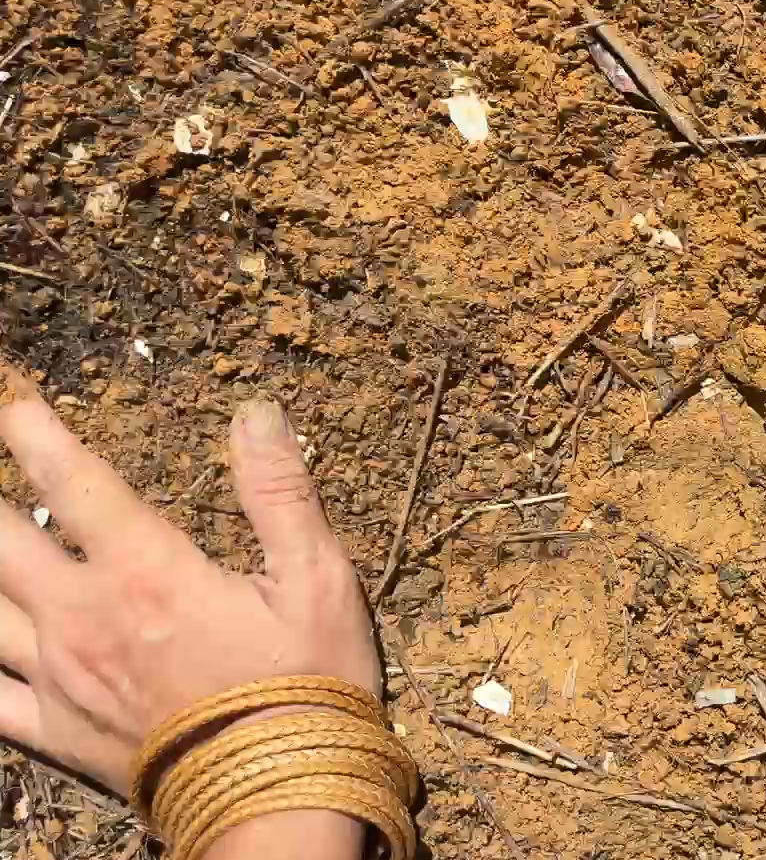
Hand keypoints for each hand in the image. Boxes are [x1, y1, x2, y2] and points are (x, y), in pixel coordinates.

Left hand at [0, 368, 376, 799]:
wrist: (277, 780)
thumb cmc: (309, 667)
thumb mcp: (318, 573)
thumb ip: (280, 492)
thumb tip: (256, 415)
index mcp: (151, 574)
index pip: (82, 491)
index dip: (41, 440)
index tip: (14, 401)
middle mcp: (82, 618)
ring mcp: (53, 677)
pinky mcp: (48, 726)